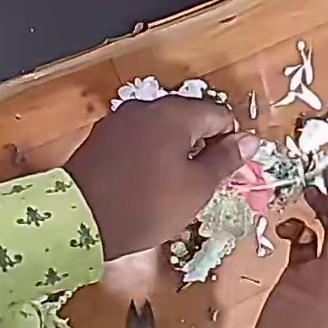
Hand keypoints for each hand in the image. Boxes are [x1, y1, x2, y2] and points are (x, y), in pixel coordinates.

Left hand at [64, 95, 255, 258]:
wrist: (79, 220)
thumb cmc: (147, 205)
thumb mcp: (197, 187)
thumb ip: (226, 159)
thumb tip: (249, 140)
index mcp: (177, 113)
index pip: (220, 115)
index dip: (229, 143)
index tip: (224, 172)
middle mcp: (148, 106)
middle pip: (190, 118)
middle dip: (201, 145)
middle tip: (200, 182)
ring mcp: (121, 119)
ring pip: (163, 128)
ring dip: (175, 150)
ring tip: (172, 185)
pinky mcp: (102, 135)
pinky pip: (139, 137)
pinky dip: (149, 153)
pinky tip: (146, 181)